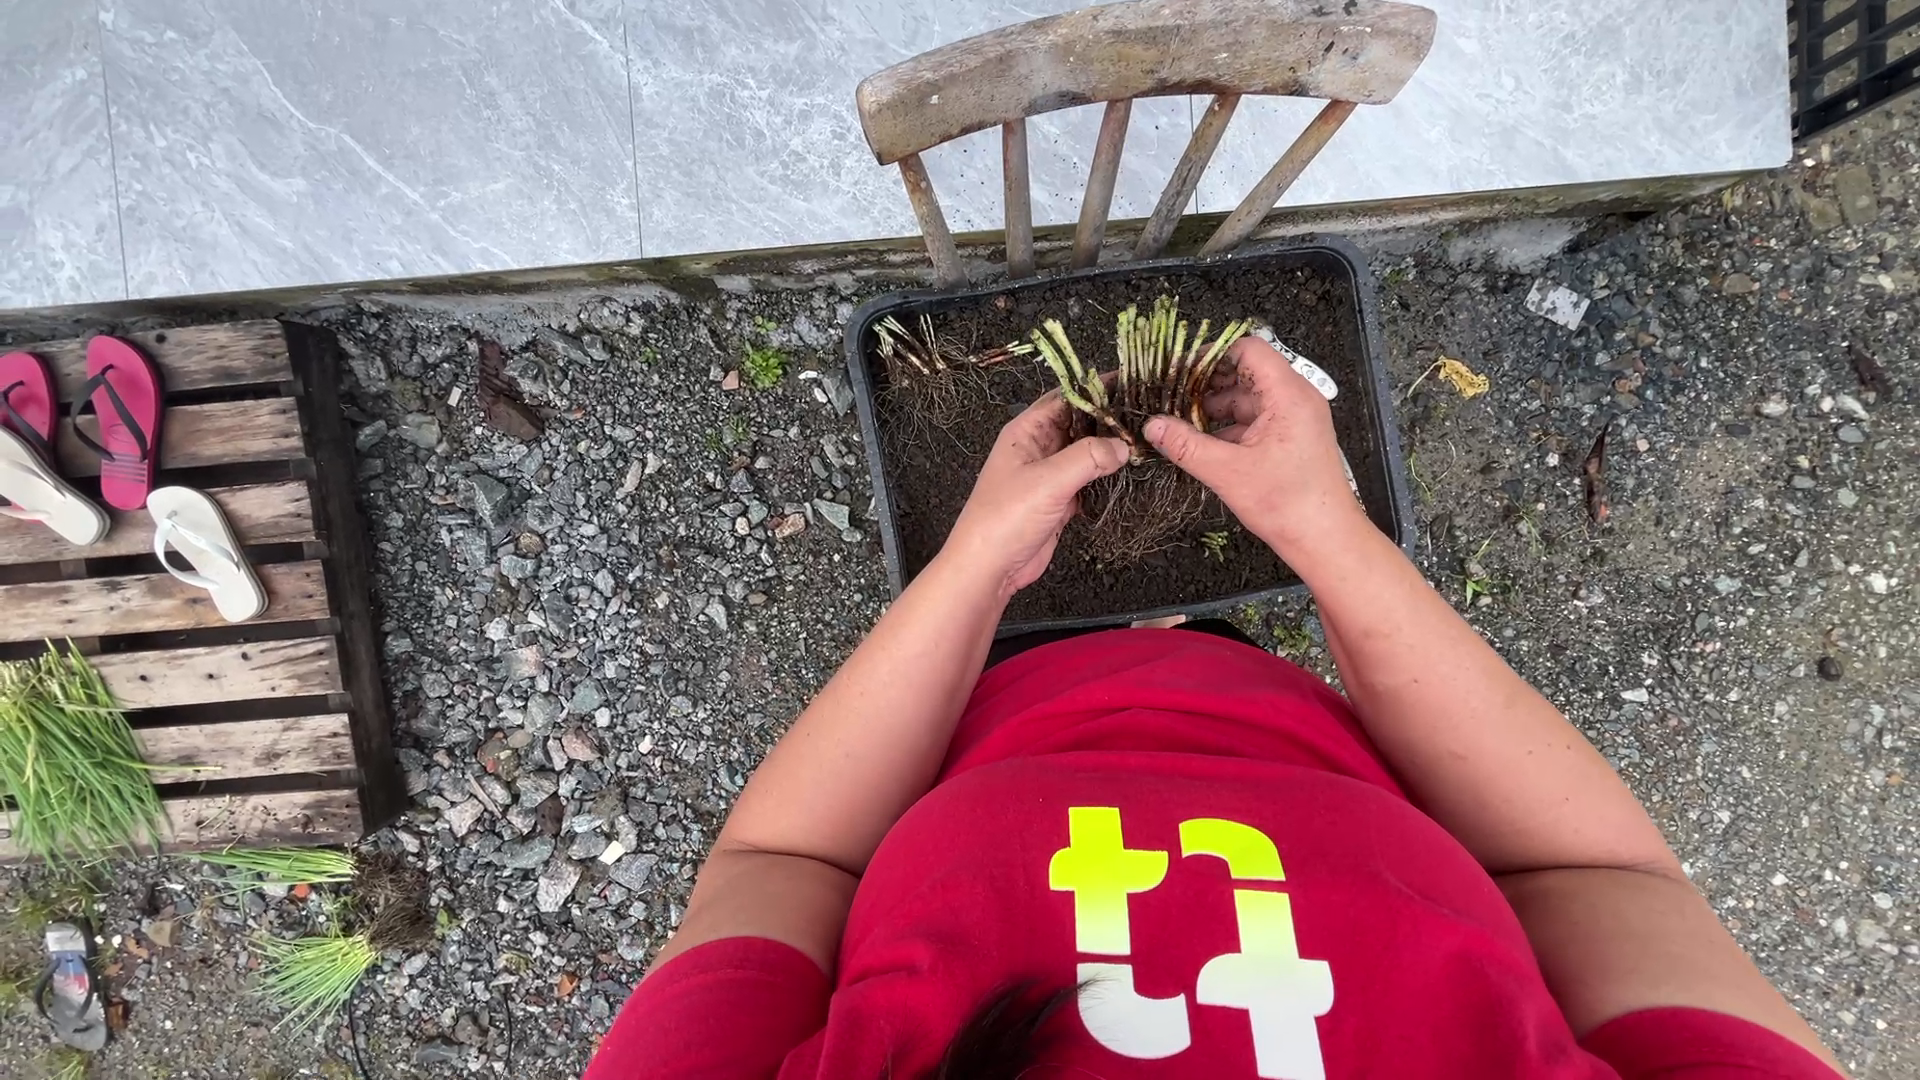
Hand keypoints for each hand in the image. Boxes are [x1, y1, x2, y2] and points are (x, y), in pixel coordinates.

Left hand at [941, 392, 1129, 596]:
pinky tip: (1131, 474)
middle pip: (1079, 423)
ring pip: (1086, 453)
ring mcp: (1048, 476)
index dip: (1096, 388)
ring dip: (1111, 449)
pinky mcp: (1059, 501)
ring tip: (1147, 440)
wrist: (989, 568)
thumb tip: (1122, 446)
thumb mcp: (1047, 480)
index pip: (1065, 397)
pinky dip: (1107, 478)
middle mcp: (1037, 448)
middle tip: (1148, 413)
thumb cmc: (1004, 519)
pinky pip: (1088, 481)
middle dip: (1109, 418)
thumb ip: (1088, 457)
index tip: (1132, 382)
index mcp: (1026, 432)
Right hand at [1144, 337, 1364, 561]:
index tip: (1178, 369)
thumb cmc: (1288, 504)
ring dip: (1212, 407)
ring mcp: (1292, 419)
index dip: (1211, 355)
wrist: (1323, 538)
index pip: (1248, 350)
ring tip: (1177, 420)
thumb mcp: (1228, 472)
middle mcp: (1294, 400)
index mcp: (1288, 396)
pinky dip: (1224, 427)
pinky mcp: (1287, 439)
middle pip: (1244, 373)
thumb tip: (1152, 426)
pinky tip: (1198, 442)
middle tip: (1169, 395)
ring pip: (1245, 399)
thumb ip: (1186, 446)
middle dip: (1205, 384)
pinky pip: (1250, 421)